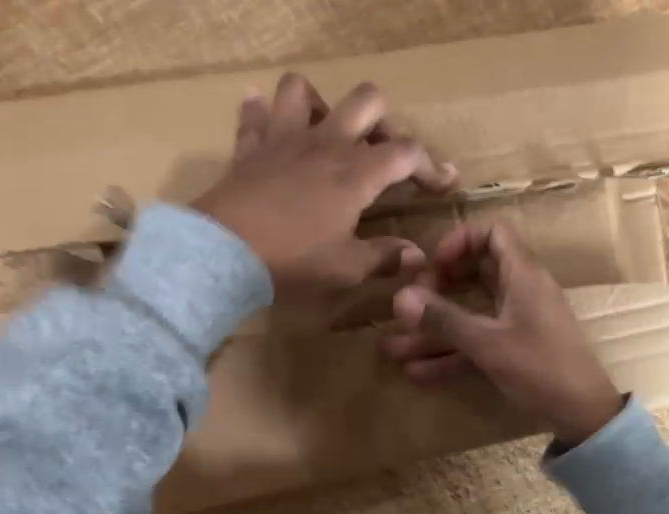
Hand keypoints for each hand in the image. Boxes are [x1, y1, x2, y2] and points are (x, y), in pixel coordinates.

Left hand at [176, 74, 456, 292]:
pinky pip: (254, 114)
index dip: (431, 166)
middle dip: (383, 122)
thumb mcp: (347, 268)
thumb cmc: (294, 260)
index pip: (407, 154)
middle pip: (366, 101)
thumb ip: (384, 257)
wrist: (226, 251)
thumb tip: (416, 256)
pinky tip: (267, 121)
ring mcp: (283, 139)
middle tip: (381, 155)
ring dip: (321, 106)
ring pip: (304, 90)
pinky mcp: (249, 147)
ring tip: (325, 135)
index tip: (443, 183)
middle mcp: (325, 143)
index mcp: (356, 173)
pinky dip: (262, 113)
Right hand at [382, 223, 622, 445]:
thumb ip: (444, 320)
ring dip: (435, 331)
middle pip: (476, 274)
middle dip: (438, 288)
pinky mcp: (515, 352)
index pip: (493, 233)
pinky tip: (416, 373)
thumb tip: (400, 298)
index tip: (433, 265)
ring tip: (392, 349)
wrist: (583, 413)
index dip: (459, 241)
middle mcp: (521, 292)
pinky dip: (450, 355)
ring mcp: (518, 324)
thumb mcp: (488, 344)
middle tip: (410, 304)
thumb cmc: (541, 368)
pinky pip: (477, 344)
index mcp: (523, 275)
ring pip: (471, 316)